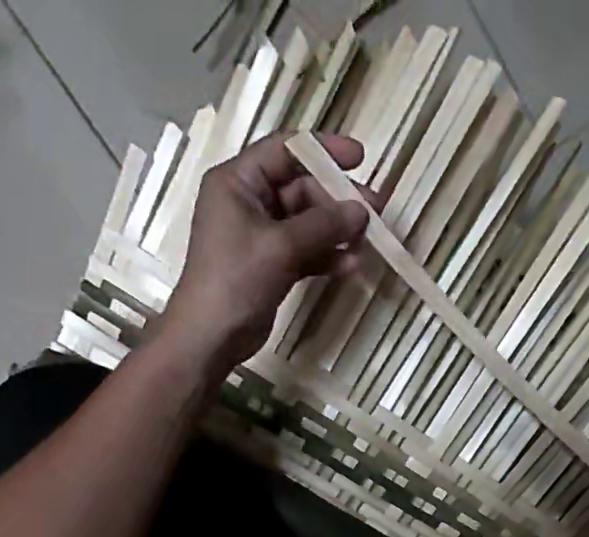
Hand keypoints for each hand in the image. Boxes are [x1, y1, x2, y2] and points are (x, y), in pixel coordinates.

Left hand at [162, 133, 374, 367]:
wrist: (213, 334)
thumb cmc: (236, 279)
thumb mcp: (281, 246)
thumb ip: (324, 225)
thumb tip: (362, 210)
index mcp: (238, 182)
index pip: (284, 150)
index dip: (323, 150)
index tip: (360, 158)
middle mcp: (248, 202)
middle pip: (301, 188)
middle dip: (338, 200)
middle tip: (375, 210)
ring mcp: (261, 235)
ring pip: (308, 222)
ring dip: (337, 231)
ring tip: (368, 242)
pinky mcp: (272, 264)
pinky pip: (306, 250)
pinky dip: (328, 256)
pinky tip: (351, 265)